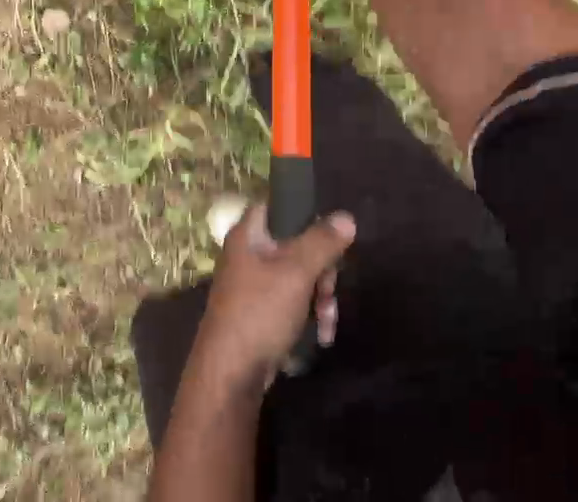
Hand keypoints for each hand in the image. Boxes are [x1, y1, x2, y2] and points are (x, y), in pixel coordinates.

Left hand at [189, 204, 355, 391]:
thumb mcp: (296, 273)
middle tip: (327, 290)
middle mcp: (249, 254)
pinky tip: (322, 336)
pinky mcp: (262, 311)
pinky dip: (310, 315)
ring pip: (300, 277)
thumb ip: (321, 243)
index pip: (277, 206)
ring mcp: (254, 284)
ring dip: (320, 298)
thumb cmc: (259, 311)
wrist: (231, 370)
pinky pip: (294, 302)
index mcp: (248, 235)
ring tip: (326, 322)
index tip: (329, 238)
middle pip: (297, 245)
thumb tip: (345, 216)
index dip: (304, 216)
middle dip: (322, 271)